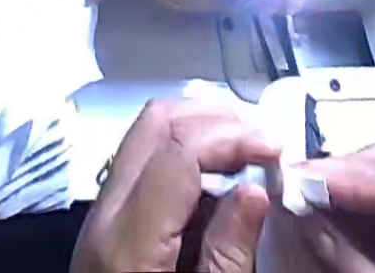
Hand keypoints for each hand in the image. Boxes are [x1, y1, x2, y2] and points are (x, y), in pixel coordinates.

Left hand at [72, 99, 281, 272]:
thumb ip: (229, 254)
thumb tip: (256, 189)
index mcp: (127, 243)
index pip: (180, 147)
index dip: (233, 136)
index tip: (275, 152)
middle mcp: (104, 216)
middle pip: (157, 122)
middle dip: (216, 119)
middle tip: (261, 144)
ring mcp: (99, 216)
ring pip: (148, 132)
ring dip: (201, 128)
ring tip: (246, 154)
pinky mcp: (106, 224)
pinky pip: (145, 159)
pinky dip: (187, 150)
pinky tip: (218, 181)